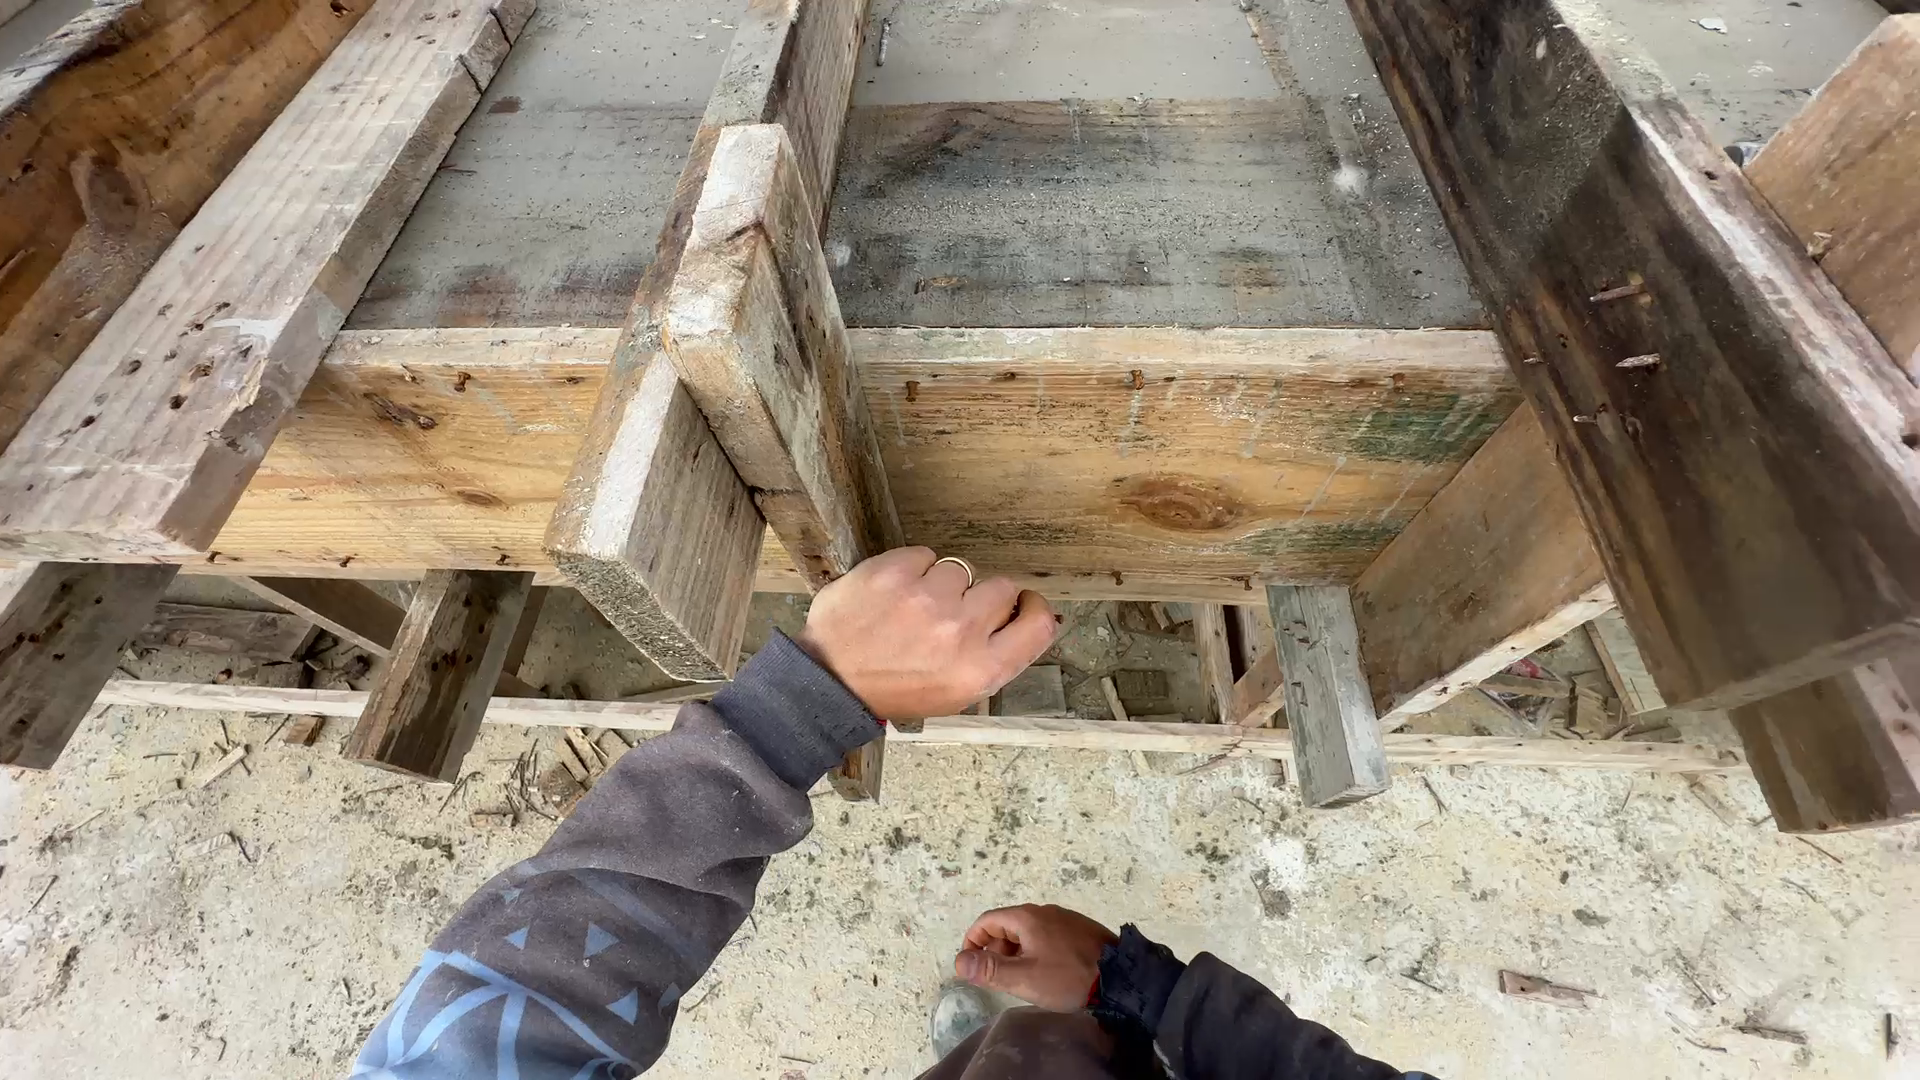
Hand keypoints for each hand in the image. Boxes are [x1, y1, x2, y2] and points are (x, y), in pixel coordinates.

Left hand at [795, 547, 1056, 721]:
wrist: (831, 680)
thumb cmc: (897, 689)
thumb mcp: (957, 692)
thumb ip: (997, 655)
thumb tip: (1029, 613)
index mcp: (980, 669)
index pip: (1039, 623)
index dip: (1033, 608)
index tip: (1020, 606)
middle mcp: (959, 631)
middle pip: (1003, 587)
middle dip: (981, 597)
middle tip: (952, 614)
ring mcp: (924, 597)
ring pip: (960, 569)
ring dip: (942, 584)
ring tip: (913, 609)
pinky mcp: (892, 571)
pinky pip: (925, 555)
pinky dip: (913, 570)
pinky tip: (895, 594)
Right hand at [953, 904, 1116, 1010]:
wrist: (1119, 975)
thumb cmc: (1067, 976)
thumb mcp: (1025, 978)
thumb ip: (990, 970)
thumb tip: (959, 961)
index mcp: (1026, 917)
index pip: (988, 920)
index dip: (973, 941)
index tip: (969, 964)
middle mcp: (1042, 911)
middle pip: (1006, 924)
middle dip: (993, 949)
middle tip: (992, 977)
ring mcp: (1062, 918)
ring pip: (1026, 931)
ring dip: (1013, 951)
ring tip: (1016, 978)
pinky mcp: (1076, 929)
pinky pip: (1044, 935)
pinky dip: (1032, 949)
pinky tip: (1042, 971)